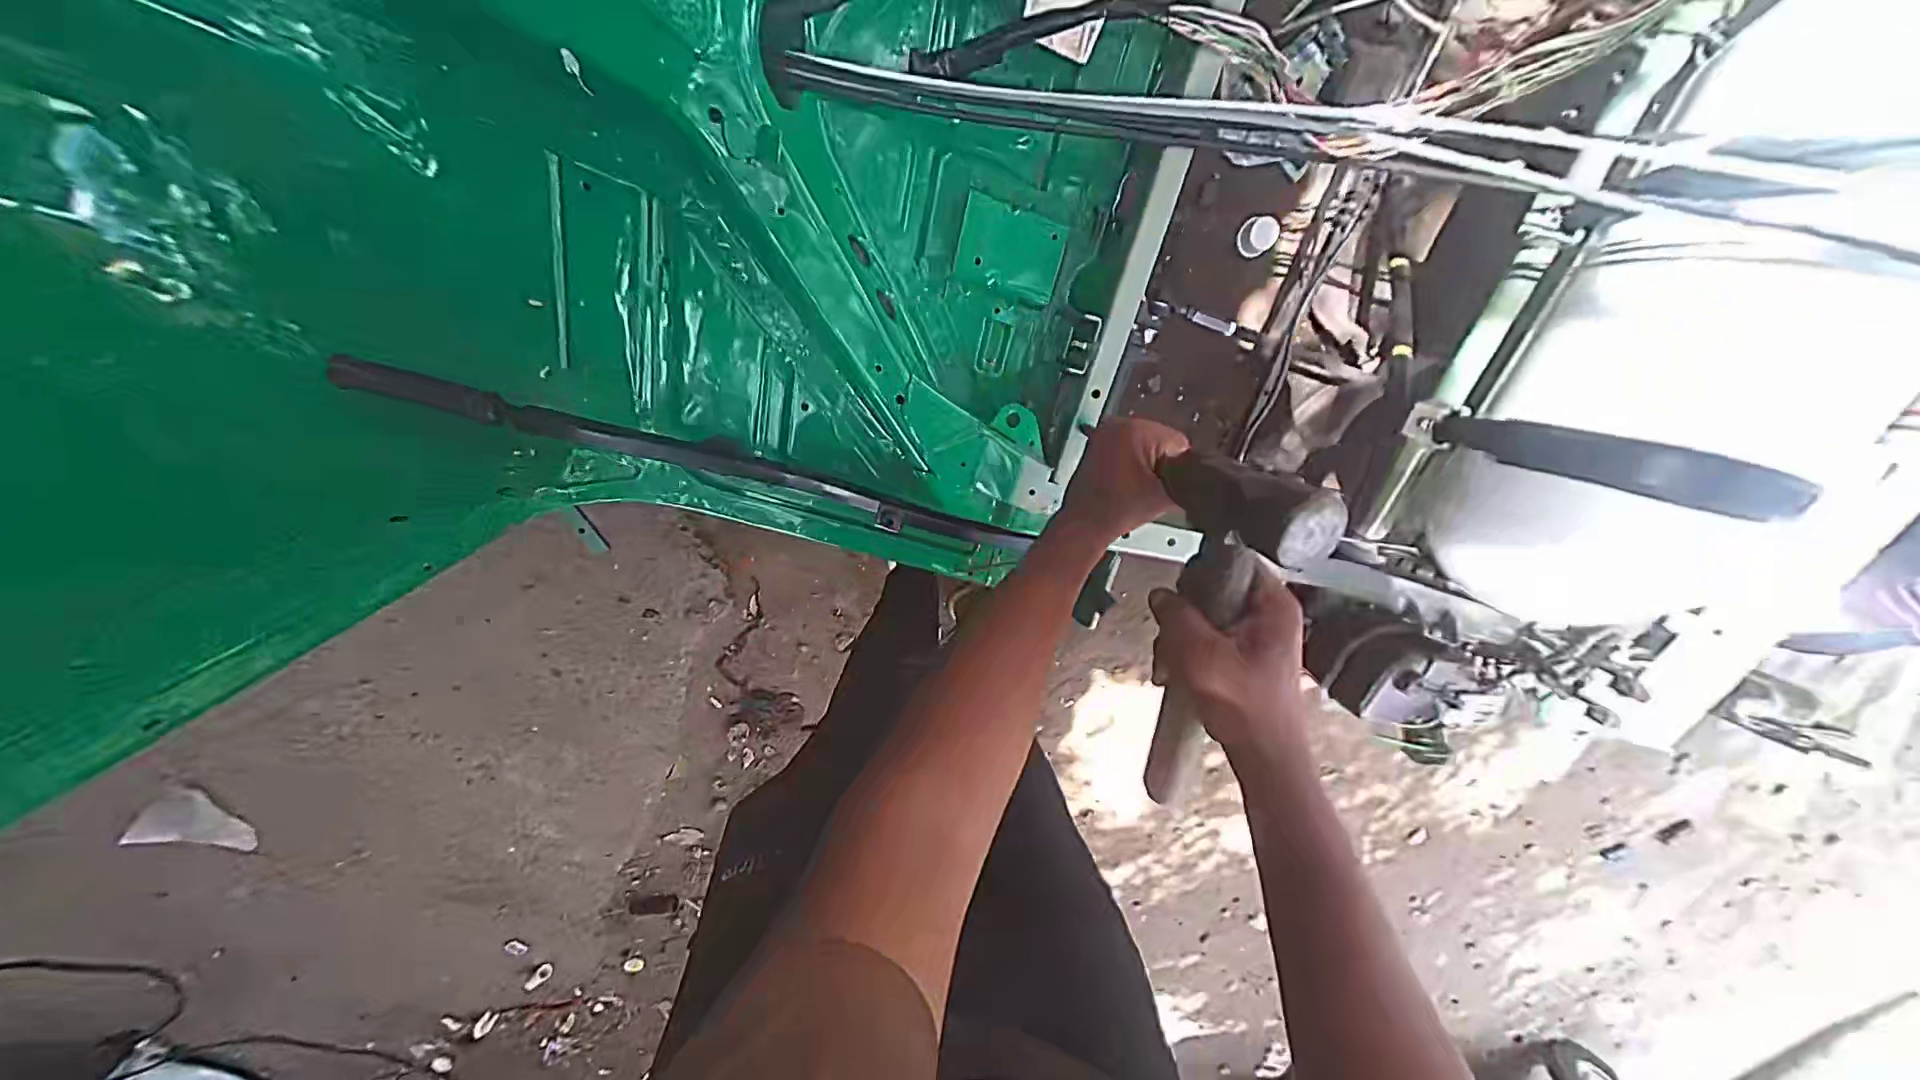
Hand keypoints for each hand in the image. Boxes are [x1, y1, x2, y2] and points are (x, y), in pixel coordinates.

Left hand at [1053, 419, 1189, 545]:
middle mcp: (1118, 425)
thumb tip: (1202, 476)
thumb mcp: (1165, 495)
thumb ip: (1188, 480)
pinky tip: (1129, 482)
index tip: (1169, 483)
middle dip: (1162, 464)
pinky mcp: (1098, 445)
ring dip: (1148, 464)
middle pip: (1161, 441)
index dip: (1180, 467)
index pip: (1178, 442)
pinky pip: (1128, 449)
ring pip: (1146, 446)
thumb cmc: (1115, 510)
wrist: (1085, 524)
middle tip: (1152, 487)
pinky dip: (1133, 464)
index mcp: (1135, 430)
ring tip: (1138, 486)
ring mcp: (1105, 434)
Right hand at [1148, 570, 1305, 756]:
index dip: (1202, 573)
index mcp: (1273, 605)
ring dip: (1179, 639)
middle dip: (1182, 616)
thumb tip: (1160, 594)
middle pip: (1212, 590)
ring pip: (1203, 616)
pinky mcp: (1242, 655)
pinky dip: (1186, 653)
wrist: (1263, 757)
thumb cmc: (1246, 710)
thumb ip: (1177, 616)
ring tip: (1171, 666)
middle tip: (1171, 639)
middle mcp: (1268, 614)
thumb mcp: (1201, 654)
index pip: (1233, 561)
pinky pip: (1206, 638)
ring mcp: (1255, 636)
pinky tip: (1176, 674)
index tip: (1182, 595)